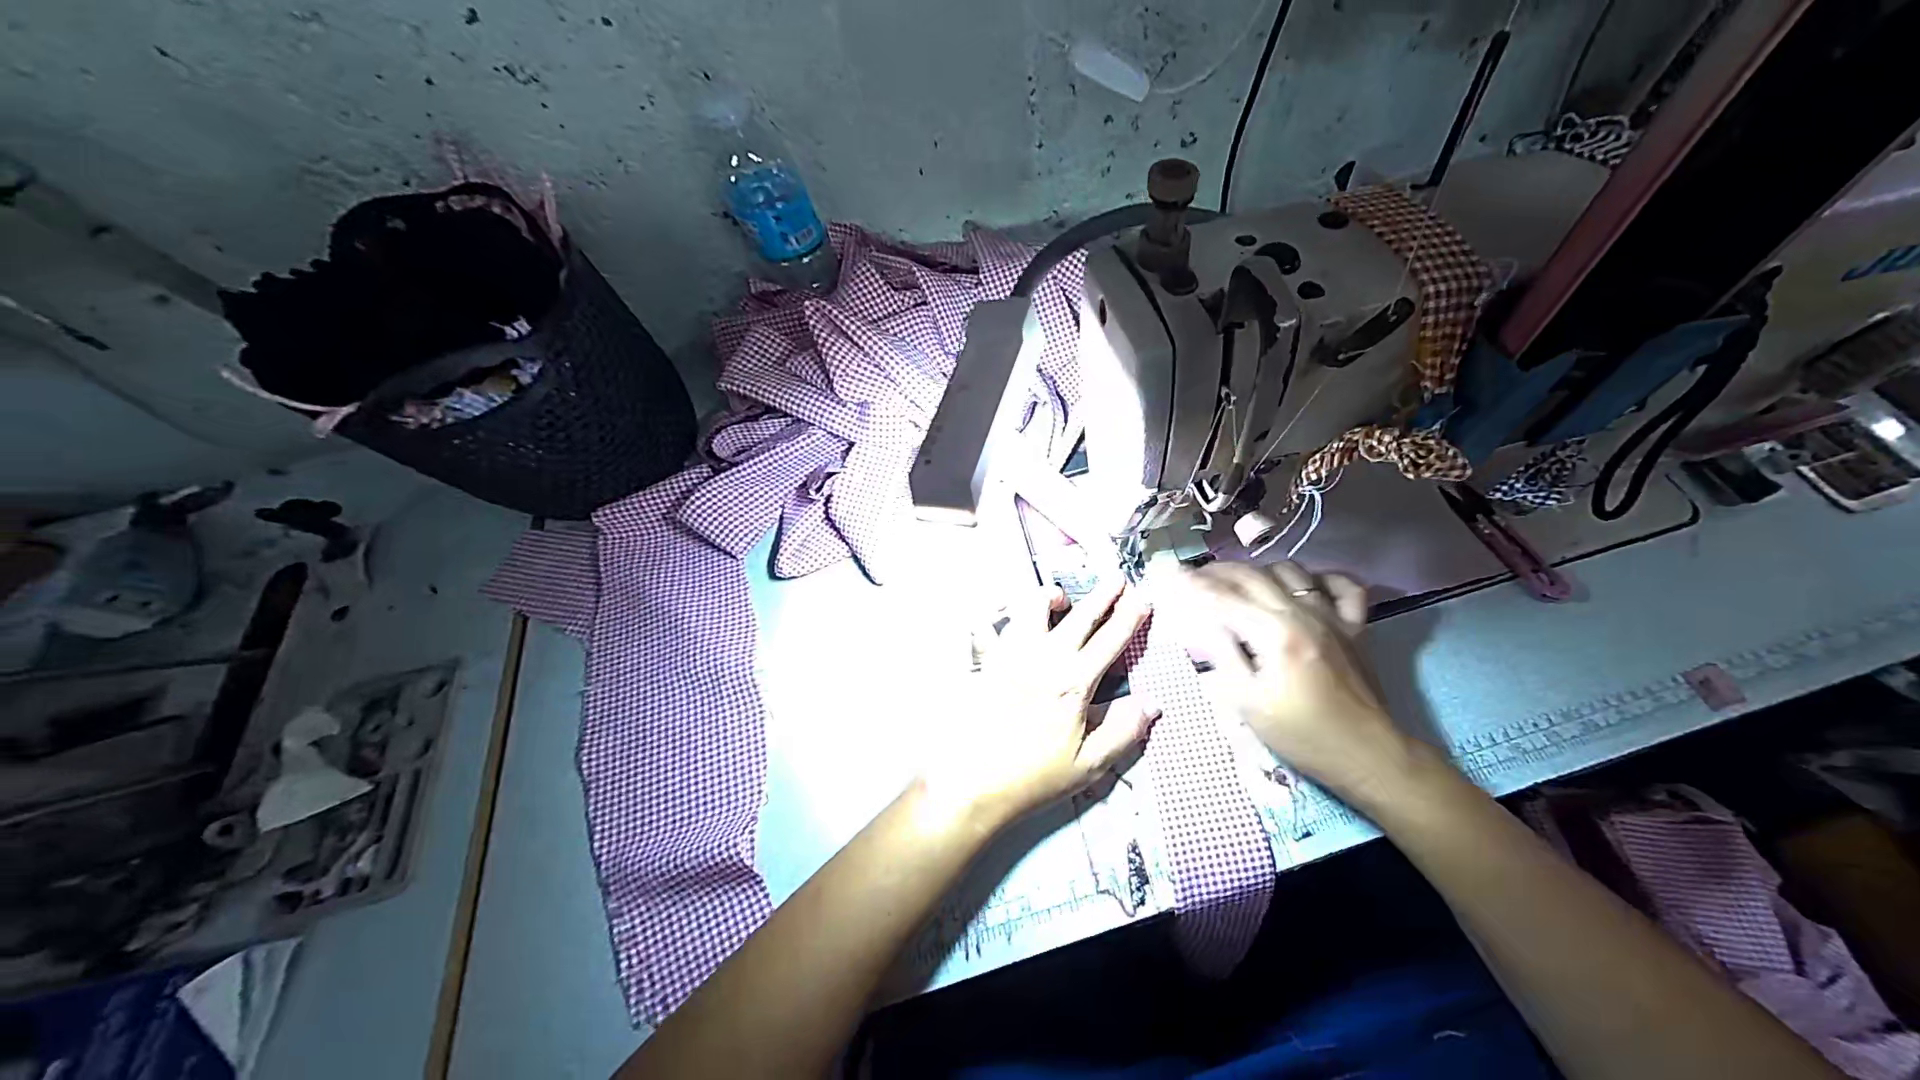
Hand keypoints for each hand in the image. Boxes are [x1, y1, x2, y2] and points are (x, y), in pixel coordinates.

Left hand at [920, 578, 1157, 829]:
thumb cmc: (1033, 777)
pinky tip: (1000, 616)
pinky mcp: (984, 661)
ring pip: (1031, 607)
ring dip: (1049, 596)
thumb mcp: (1089, 764)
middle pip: (1078, 615)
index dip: (1129, 617)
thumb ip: (1124, 730)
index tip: (1142, 598)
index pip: (1110, 640)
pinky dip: (997, 616)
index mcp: (1073, 681)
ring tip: (1059, 597)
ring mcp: (1009, 654)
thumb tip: (1152, 703)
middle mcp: (1042, 657)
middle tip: (1116, 579)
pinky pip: (988, 626)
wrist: (972, 782)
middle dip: (1102, 594)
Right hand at [1156, 562, 1418, 803]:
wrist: (1366, 755)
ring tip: (1238, 582)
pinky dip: (1319, 577)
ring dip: (1258, 570)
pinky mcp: (1355, 626)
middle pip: (1253, 575)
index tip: (1169, 575)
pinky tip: (1302, 586)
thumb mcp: (1247, 703)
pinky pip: (1342, 585)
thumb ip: (1222, 655)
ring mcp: (1334, 616)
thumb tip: (1200, 622)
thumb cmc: (1301, 736)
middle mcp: (1304, 614)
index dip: (1192, 584)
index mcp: (1275, 634)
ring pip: (1291, 571)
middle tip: (1193, 576)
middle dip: (1217, 571)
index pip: (1223, 597)